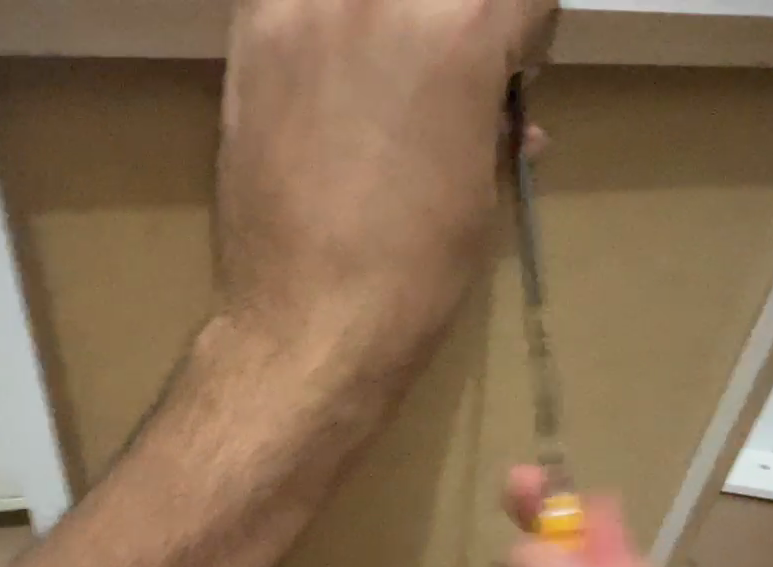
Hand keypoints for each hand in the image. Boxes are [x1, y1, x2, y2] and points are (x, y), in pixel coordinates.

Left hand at [215, 0, 556, 377]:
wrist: (307, 328)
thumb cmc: (410, 281)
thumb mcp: (478, 195)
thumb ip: (489, 123)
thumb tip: (505, 112)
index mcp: (462, 29)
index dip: (524, 37)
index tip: (512, 72)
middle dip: (456, 26)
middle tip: (446, 74)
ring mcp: (305, 9)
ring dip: (385, 22)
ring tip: (381, 74)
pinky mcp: (249, 41)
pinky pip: (297, 1)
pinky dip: (321, 23)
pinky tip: (326, 69)